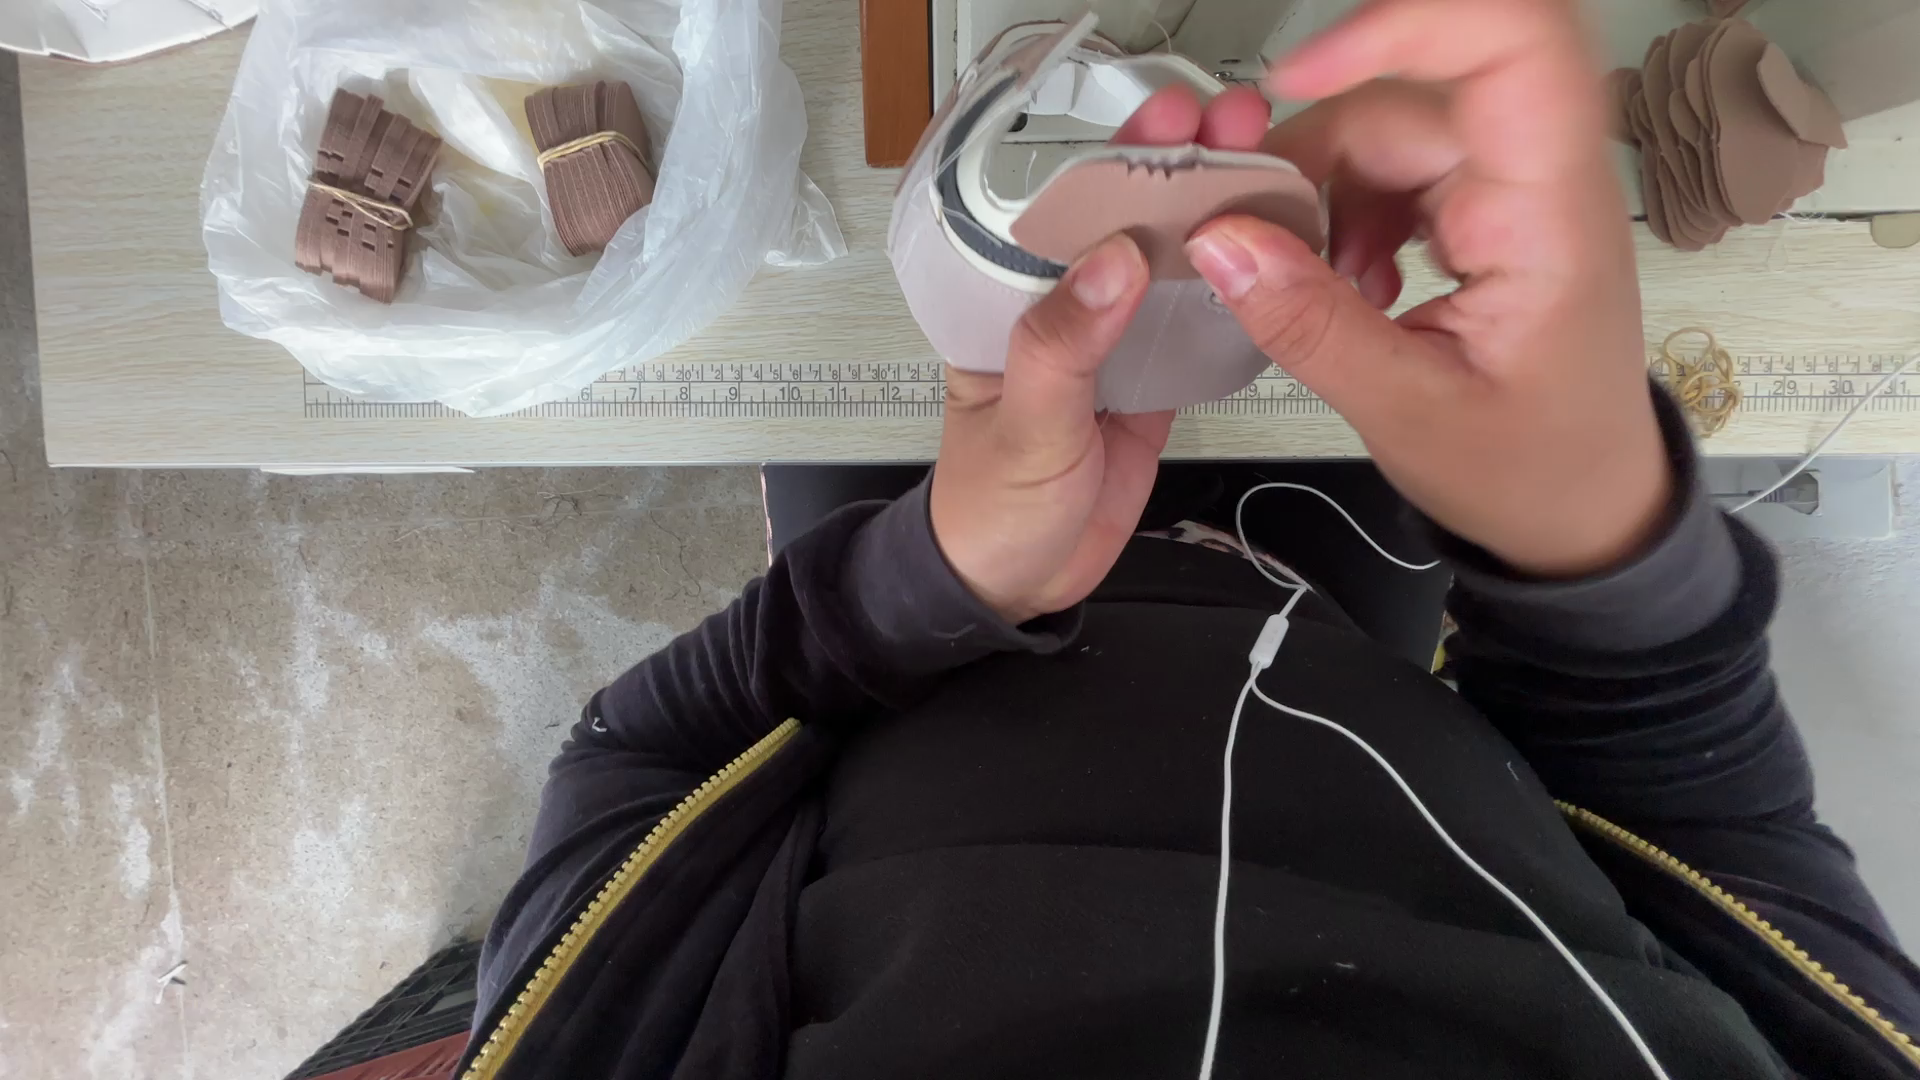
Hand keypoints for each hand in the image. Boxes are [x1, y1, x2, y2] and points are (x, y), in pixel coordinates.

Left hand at [930, 86, 1271, 622]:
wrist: (1016, 583)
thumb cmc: (988, 510)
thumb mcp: (1021, 431)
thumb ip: (1059, 349)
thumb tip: (1111, 260)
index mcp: (1006, 318)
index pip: (1055, 222)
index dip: (1108, 167)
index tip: (1160, 128)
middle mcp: (1059, 324)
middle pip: (1118, 236)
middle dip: (1169, 179)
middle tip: (1228, 131)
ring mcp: (1108, 356)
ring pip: (1161, 279)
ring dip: (1204, 231)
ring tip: (1261, 175)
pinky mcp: (1144, 392)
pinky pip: (1188, 336)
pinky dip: (1224, 307)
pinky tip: (1264, 270)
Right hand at [1185, 0, 1670, 577]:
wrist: (1572, 506)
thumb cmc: (1521, 465)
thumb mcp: (1401, 406)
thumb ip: (1307, 324)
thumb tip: (1220, 243)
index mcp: (1548, 216)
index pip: (1511, 48)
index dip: (1403, 27)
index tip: (1291, 78)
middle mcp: (1531, 185)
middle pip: (1411, 105)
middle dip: (1313, 161)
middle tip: (1253, 242)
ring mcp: (1502, 202)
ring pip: (1389, 145)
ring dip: (1321, 203)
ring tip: (1306, 286)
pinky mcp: (1474, 227)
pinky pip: (1388, 188)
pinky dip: (1339, 227)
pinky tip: (1338, 288)